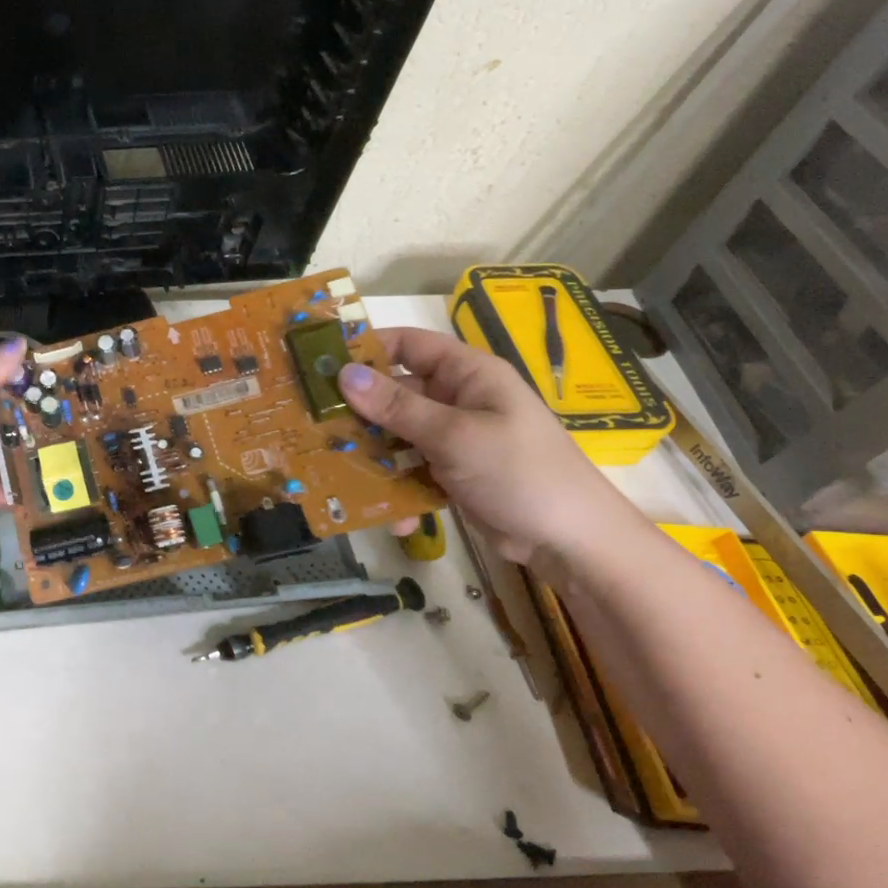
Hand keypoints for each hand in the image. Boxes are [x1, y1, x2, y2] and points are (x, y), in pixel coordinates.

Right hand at [338, 327, 636, 567]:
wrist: (573, 542)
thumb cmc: (520, 473)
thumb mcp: (455, 436)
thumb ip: (397, 406)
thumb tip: (344, 374)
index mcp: (468, 375)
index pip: (409, 345)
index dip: (367, 349)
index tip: (321, 365)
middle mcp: (459, 400)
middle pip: (395, 393)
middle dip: (358, 410)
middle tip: (314, 424)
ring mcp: (455, 438)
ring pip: (397, 434)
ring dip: (372, 454)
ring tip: (336, 469)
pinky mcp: (452, 473)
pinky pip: (411, 470)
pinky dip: (397, 488)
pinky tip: (387, 514)